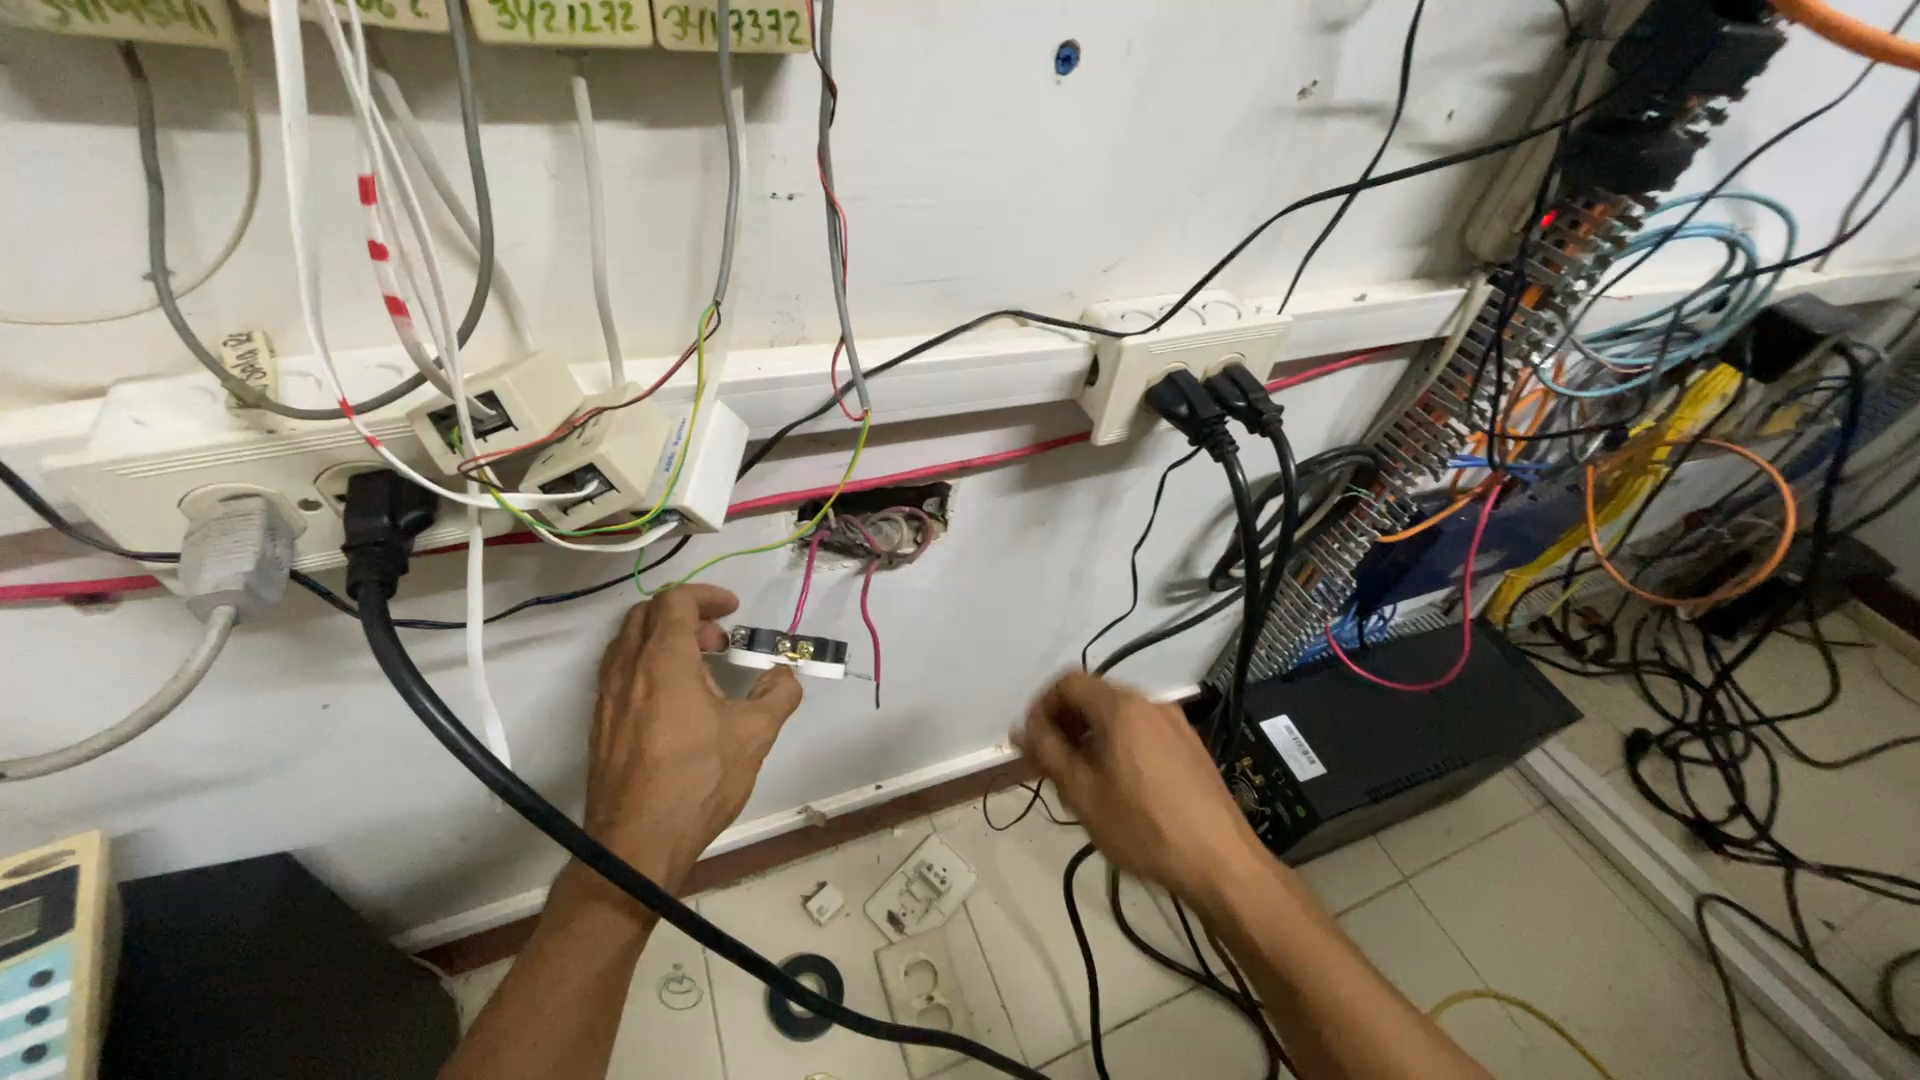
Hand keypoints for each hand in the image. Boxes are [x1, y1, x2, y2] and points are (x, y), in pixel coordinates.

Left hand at [581, 585, 801, 892]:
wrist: (636, 844)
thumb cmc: (698, 781)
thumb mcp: (755, 735)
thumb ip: (778, 694)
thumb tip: (783, 675)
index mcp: (664, 661)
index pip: (675, 601)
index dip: (706, 596)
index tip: (733, 611)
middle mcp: (627, 670)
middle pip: (647, 614)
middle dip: (686, 615)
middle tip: (718, 641)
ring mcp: (607, 698)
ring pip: (629, 642)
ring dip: (664, 639)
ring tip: (701, 670)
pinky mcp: (601, 723)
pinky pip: (621, 672)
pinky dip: (649, 665)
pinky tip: (677, 703)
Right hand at [1013, 673, 1265, 905]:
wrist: (1219, 861)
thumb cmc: (1142, 826)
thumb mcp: (1082, 792)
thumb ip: (1047, 752)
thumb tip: (1021, 727)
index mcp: (1121, 707)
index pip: (1068, 682)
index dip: (1041, 706)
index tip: (1031, 742)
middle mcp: (1150, 704)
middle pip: (1095, 696)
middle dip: (1065, 723)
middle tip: (1051, 763)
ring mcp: (1176, 725)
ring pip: (1119, 716)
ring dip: (1091, 736)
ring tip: (1081, 779)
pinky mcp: (1191, 747)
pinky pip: (1143, 732)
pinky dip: (1119, 745)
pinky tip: (1118, 786)